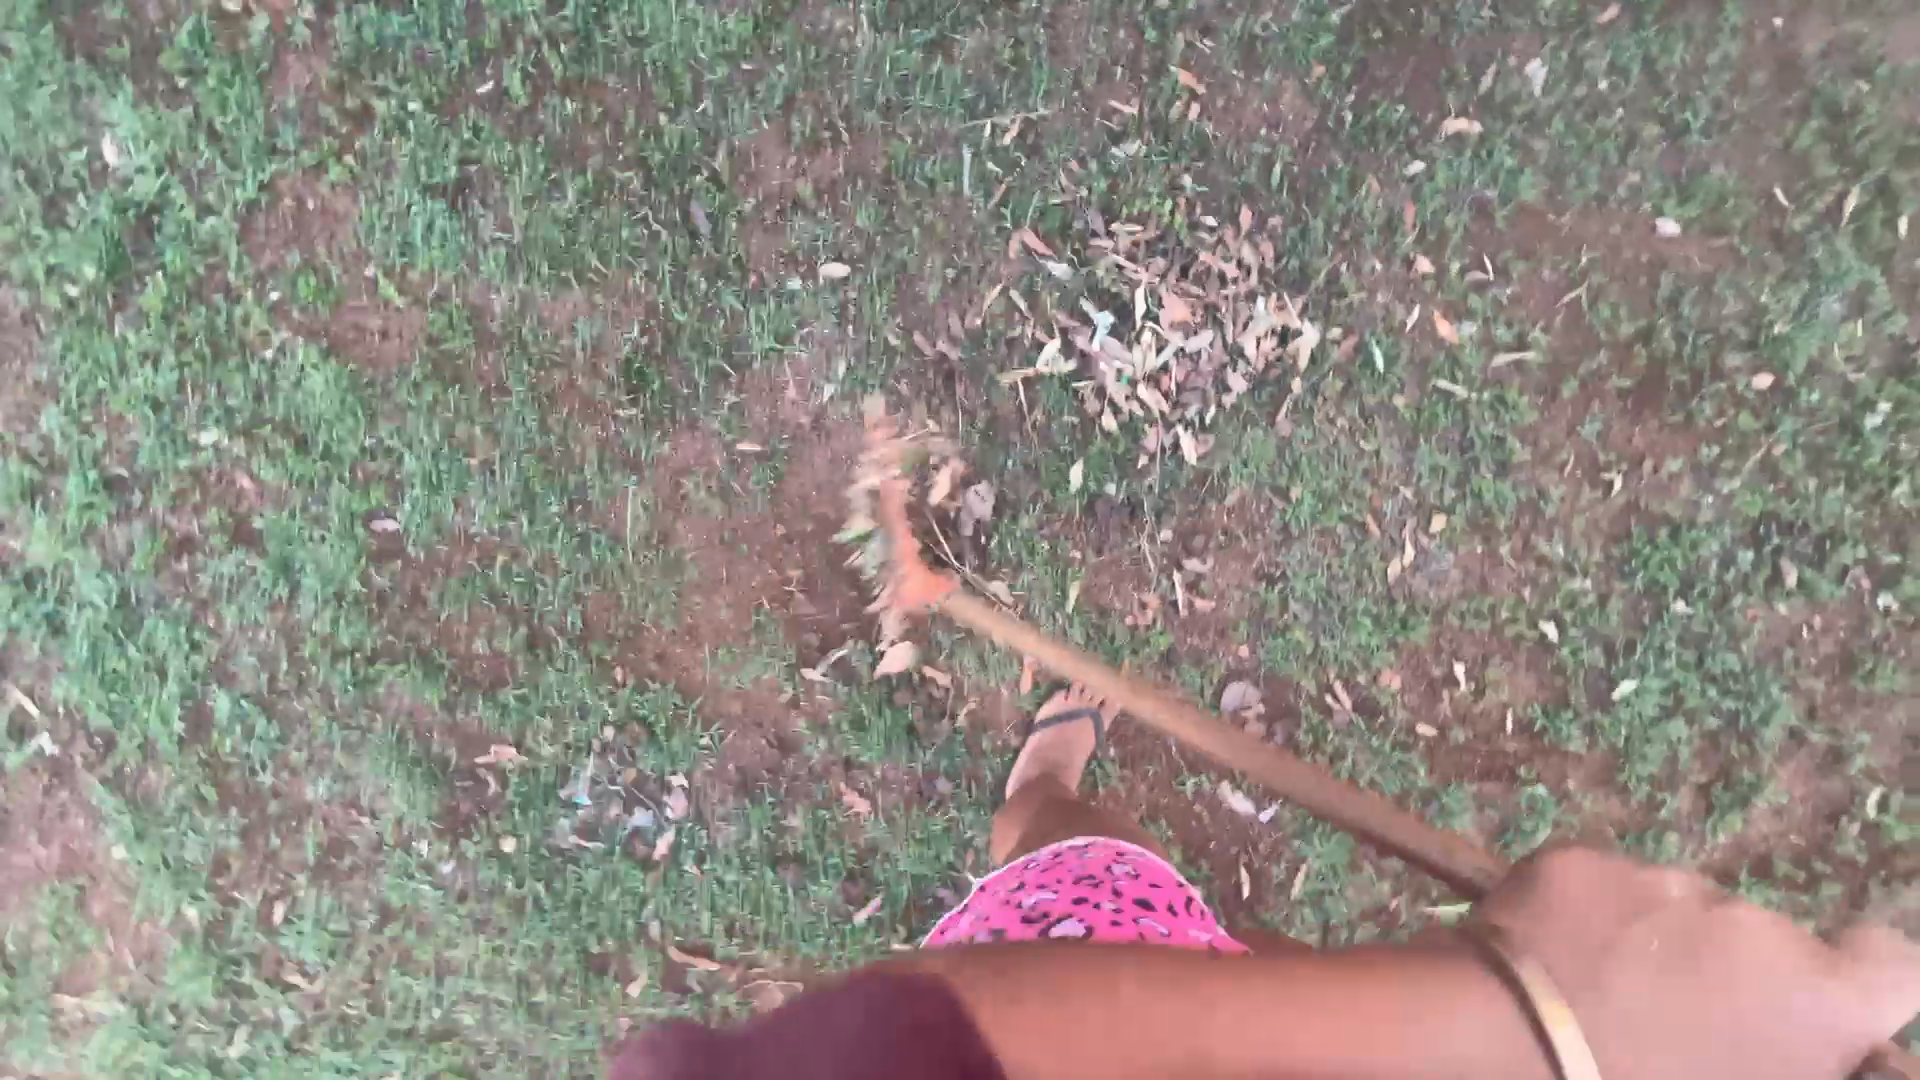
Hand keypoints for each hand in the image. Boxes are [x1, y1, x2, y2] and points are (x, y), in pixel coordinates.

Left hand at [1472, 846, 1919, 1079]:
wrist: (1520, 1034)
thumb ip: (1800, 1053)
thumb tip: (1798, 1026)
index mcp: (1821, 994)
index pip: (1889, 962)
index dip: (1859, 974)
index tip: (1819, 989)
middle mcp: (1749, 920)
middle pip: (1757, 931)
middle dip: (1728, 958)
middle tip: (1677, 998)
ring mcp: (1656, 877)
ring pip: (1670, 899)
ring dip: (1653, 925)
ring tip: (1605, 972)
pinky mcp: (1578, 857)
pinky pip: (1598, 879)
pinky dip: (1587, 902)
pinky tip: (1558, 940)